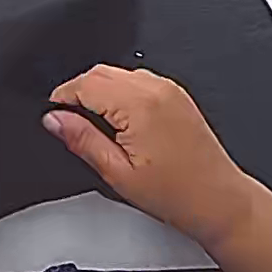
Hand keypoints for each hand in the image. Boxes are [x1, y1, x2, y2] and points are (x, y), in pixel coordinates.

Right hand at [44, 65, 271, 271]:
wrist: (218, 199)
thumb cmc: (177, 193)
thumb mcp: (117, 172)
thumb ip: (82, 140)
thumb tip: (55, 120)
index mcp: (138, 105)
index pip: (86, 84)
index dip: (62, 97)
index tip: (52, 114)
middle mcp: (155, 89)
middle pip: (100, 72)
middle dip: (77, 91)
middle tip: (67, 120)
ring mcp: (168, 89)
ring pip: (117, 73)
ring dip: (98, 90)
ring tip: (93, 125)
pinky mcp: (175, 94)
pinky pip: (137, 80)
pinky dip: (119, 92)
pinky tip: (117, 120)